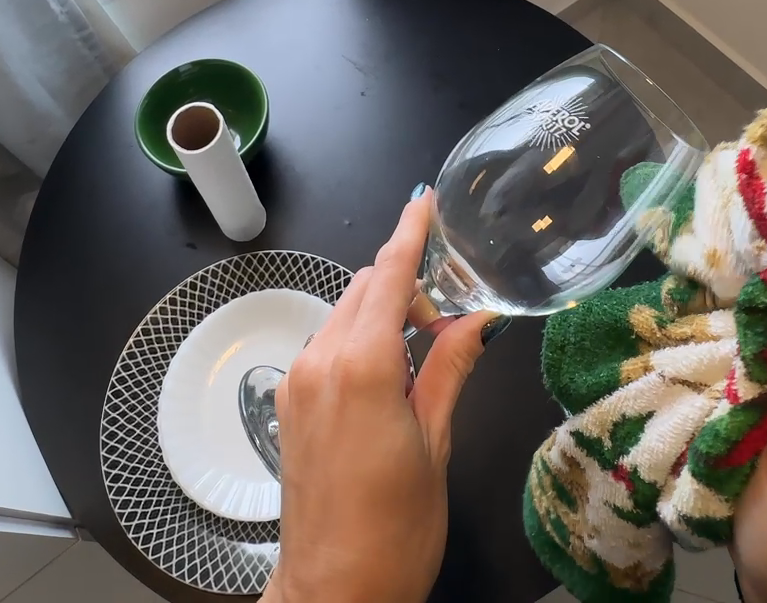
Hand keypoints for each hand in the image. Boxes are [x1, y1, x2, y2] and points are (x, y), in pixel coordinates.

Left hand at [260, 194, 500, 602]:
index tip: (423, 202)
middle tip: (445, 315)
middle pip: (364, 287)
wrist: (332, 593)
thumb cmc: (396, 527)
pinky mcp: (290, 399)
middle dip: (404, 283)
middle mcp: (320, 359)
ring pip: (344, 312)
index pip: (388, 275)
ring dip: (381, 312)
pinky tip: (387, 373)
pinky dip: (360, 338)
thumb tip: (476, 319)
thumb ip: (450, 367)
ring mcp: (299, 379)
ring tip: (421, 352)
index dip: (409, 234)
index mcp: (362, 365)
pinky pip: (328, 343)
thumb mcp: (436, 443)